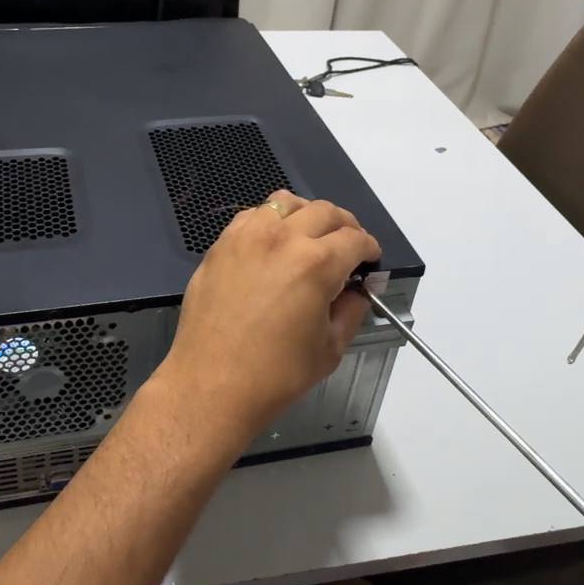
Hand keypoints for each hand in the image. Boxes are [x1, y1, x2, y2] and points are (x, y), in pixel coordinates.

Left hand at [154, 190, 381, 438]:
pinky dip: (271, 220)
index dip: (369, 248)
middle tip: (349, 244)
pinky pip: (252, 215)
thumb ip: (350, 310)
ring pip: (286, 202)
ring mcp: (248, 236)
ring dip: (307, 213)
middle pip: (324, 211)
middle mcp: (283, 238)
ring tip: (312, 234)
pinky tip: (273, 242)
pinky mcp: (222, 243)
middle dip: (345, 225)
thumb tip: (357, 290)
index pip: (355, 239)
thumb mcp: (329, 348)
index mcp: (316, 263)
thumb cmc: (275, 373)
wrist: (212, 382)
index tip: (371, 259)